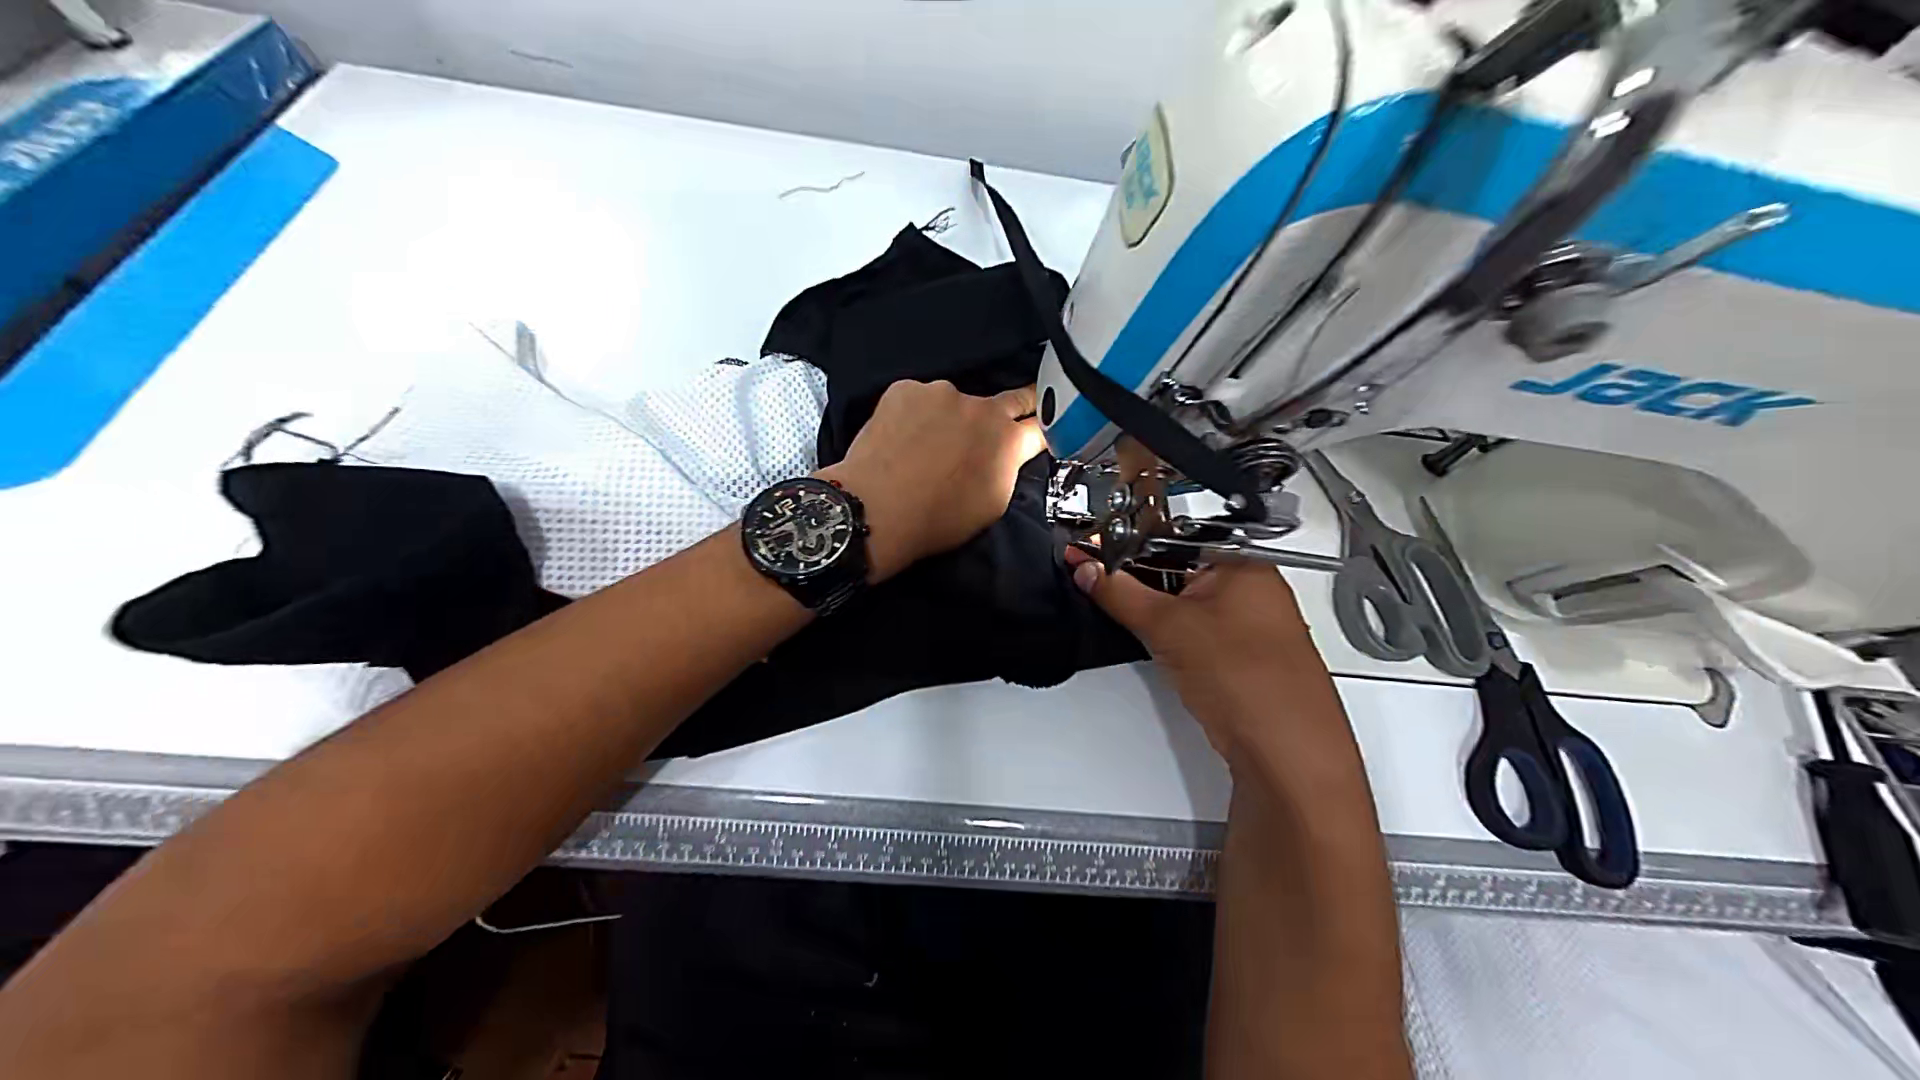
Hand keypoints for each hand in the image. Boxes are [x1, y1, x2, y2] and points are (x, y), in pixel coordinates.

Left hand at [818, 380, 1045, 580]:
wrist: (876, 510)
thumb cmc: (936, 519)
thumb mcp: (992, 504)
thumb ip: (1007, 468)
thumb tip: (1006, 455)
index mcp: (1007, 439)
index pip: (1041, 424)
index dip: (1043, 427)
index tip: (1040, 428)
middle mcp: (981, 407)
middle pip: (1011, 399)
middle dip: (1013, 410)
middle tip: (1000, 424)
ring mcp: (941, 393)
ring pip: (955, 402)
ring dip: (951, 417)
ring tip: (928, 446)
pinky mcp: (905, 389)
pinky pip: (919, 398)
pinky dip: (916, 413)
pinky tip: (903, 437)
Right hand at [1064, 549, 1346, 764]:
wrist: (1286, 751)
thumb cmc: (1257, 685)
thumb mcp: (1168, 626)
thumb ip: (1120, 592)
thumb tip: (1091, 569)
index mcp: (1245, 564)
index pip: (1174, 539)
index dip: (1130, 548)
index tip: (1096, 558)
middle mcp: (1255, 590)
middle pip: (1179, 572)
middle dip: (1143, 585)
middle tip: (1114, 595)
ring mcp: (1252, 626)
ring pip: (1189, 607)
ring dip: (1161, 618)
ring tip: (1152, 635)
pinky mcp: (1244, 657)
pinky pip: (1200, 636)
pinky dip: (1179, 642)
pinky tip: (1173, 658)